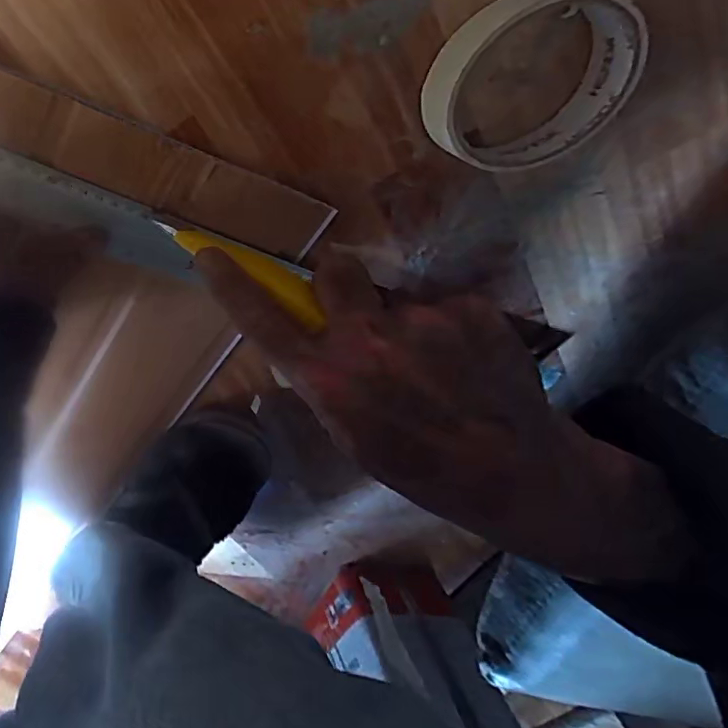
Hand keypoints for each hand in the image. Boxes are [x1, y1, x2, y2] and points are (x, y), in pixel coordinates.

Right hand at [196, 248, 692, 583]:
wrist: (518, 474)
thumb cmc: (417, 462)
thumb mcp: (348, 432)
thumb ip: (322, 378)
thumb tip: (307, 340)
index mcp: (327, 378)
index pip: (262, 318)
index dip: (231, 282)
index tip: (208, 253)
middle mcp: (365, 340)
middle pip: (334, 267)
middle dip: (340, 281)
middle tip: (362, 311)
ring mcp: (421, 321)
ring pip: (391, 289)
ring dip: (396, 309)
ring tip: (427, 352)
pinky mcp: (471, 310)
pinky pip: (440, 301)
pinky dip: (446, 325)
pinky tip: (465, 361)